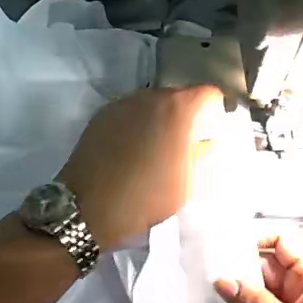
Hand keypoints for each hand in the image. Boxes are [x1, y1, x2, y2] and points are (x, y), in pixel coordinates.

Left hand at [59, 86, 223, 245]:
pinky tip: (132, 150)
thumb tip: (204, 142)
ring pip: (151, 103)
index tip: (213, 128)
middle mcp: (150, 97)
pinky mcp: (100, 115)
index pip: (208, 93)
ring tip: (156, 147)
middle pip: (178, 95)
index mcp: (177, 109)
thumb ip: (198, 155)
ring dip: (159, 119)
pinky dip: (136, 124)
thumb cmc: (146, 197)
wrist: (88, 208)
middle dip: (185, 114)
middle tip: (185, 142)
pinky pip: (129, 113)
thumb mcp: (185, 184)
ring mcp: (122, 104)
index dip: (214, 108)